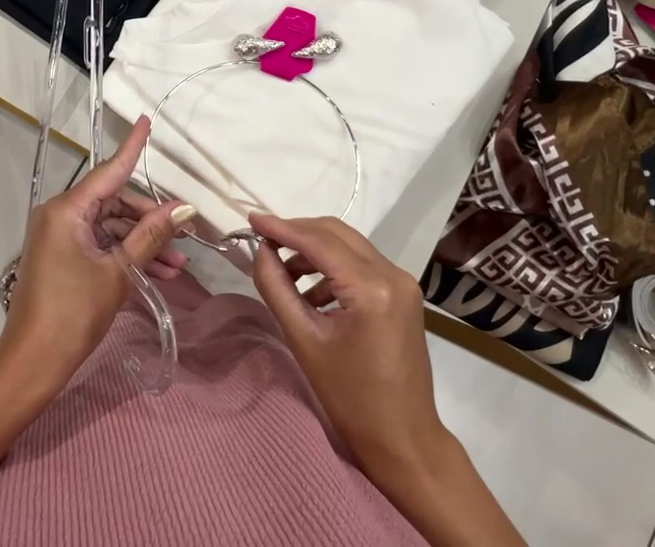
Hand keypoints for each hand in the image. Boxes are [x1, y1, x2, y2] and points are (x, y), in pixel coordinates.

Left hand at [0, 117, 195, 383]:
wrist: (33, 361)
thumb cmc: (74, 312)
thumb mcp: (118, 272)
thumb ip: (151, 236)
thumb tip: (184, 207)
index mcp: (67, 210)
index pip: (109, 171)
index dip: (132, 147)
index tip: (146, 121)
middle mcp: (60, 214)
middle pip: (114, 201)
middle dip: (150, 217)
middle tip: (185, 233)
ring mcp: (59, 236)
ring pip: (111, 226)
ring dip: (143, 242)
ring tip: (179, 265)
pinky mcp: (62, 256)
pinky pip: (101, 244)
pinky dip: (126, 255)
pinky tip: (159, 274)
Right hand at [249, 213, 445, 476]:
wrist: (402, 436)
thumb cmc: (349, 396)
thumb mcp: (304, 340)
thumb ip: (277, 288)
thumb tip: (260, 251)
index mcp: (371, 289)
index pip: (318, 242)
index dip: (281, 228)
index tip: (250, 219)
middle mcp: (393, 274)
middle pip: (336, 233)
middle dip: (297, 232)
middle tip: (262, 241)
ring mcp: (403, 282)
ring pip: (349, 244)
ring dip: (314, 249)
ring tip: (282, 271)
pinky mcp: (404, 293)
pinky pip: (362, 263)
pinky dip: (333, 266)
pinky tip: (310, 292)